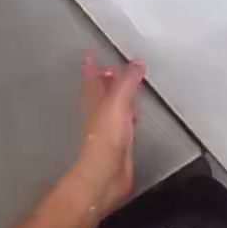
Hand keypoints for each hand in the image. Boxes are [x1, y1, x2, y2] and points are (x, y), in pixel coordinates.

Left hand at [60, 50, 146, 218]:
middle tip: (112, 68)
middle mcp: (99, 113)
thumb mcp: (118, 103)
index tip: (89, 53)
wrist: (105, 174)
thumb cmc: (105, 139)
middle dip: (106, 79)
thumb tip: (137, 62)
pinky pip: (124, 122)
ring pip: (112, 105)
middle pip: (101, 91)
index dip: (91, 65)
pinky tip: (135, 117)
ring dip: (118, 95)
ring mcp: (108, 128)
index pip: (91, 77)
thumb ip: (128, 81)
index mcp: (95, 101)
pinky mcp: (119, 142)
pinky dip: (129, 114)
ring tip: (127, 87)